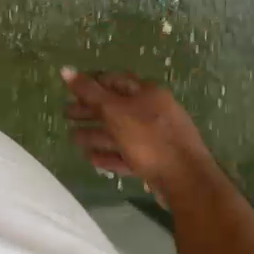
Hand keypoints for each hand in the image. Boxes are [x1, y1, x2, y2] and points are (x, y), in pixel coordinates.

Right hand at [61, 68, 217, 197]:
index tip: (71, 90)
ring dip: (96, 135)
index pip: (115, 81)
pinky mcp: (158, 162)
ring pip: (120, 133)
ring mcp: (158, 139)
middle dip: (90, 112)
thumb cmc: (149, 138)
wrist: (188, 184)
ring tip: (73, 139)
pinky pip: (129, 153)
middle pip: (115, 108)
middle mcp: (155, 112)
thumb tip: (64, 69)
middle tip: (67, 114)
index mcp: (149, 94)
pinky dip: (110, 155)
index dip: (92, 83)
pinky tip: (92, 159)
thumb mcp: (114, 110)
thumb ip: (89, 91)